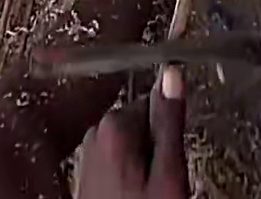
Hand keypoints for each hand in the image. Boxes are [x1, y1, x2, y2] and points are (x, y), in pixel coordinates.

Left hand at [75, 69, 187, 198]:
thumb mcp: (167, 171)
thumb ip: (169, 120)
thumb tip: (172, 73)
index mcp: (113, 124)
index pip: (153, 101)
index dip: (168, 126)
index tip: (174, 151)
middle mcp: (95, 133)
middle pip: (140, 122)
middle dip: (154, 143)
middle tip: (163, 175)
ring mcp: (88, 155)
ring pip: (130, 144)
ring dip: (141, 161)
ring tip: (149, 189)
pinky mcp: (86, 176)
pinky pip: (117, 162)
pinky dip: (128, 175)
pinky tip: (134, 195)